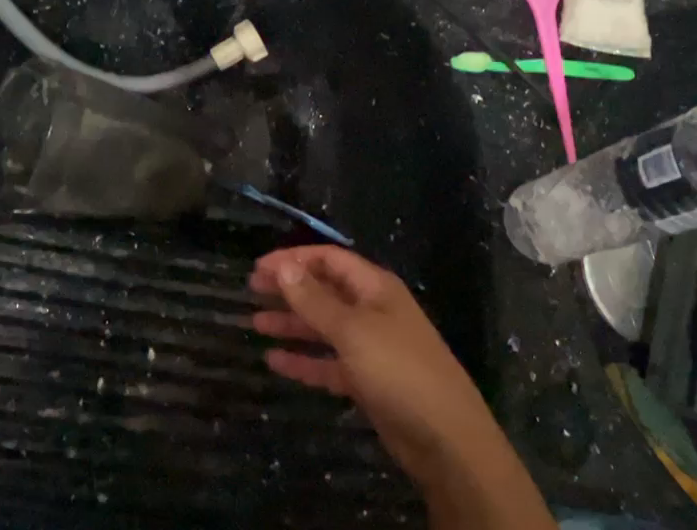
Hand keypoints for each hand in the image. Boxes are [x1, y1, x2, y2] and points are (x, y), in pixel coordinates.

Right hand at [252, 248, 554, 528]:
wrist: (446, 438)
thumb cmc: (398, 370)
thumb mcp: (352, 330)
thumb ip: (314, 300)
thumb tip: (283, 266)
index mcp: (375, 288)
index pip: (329, 259)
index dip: (293, 259)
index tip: (258, 268)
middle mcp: (373, 311)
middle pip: (325, 291)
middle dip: (289, 289)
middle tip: (251, 290)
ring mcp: (372, 347)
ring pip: (324, 328)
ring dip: (292, 324)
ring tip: (255, 324)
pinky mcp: (368, 381)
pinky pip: (329, 363)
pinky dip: (304, 361)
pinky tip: (275, 362)